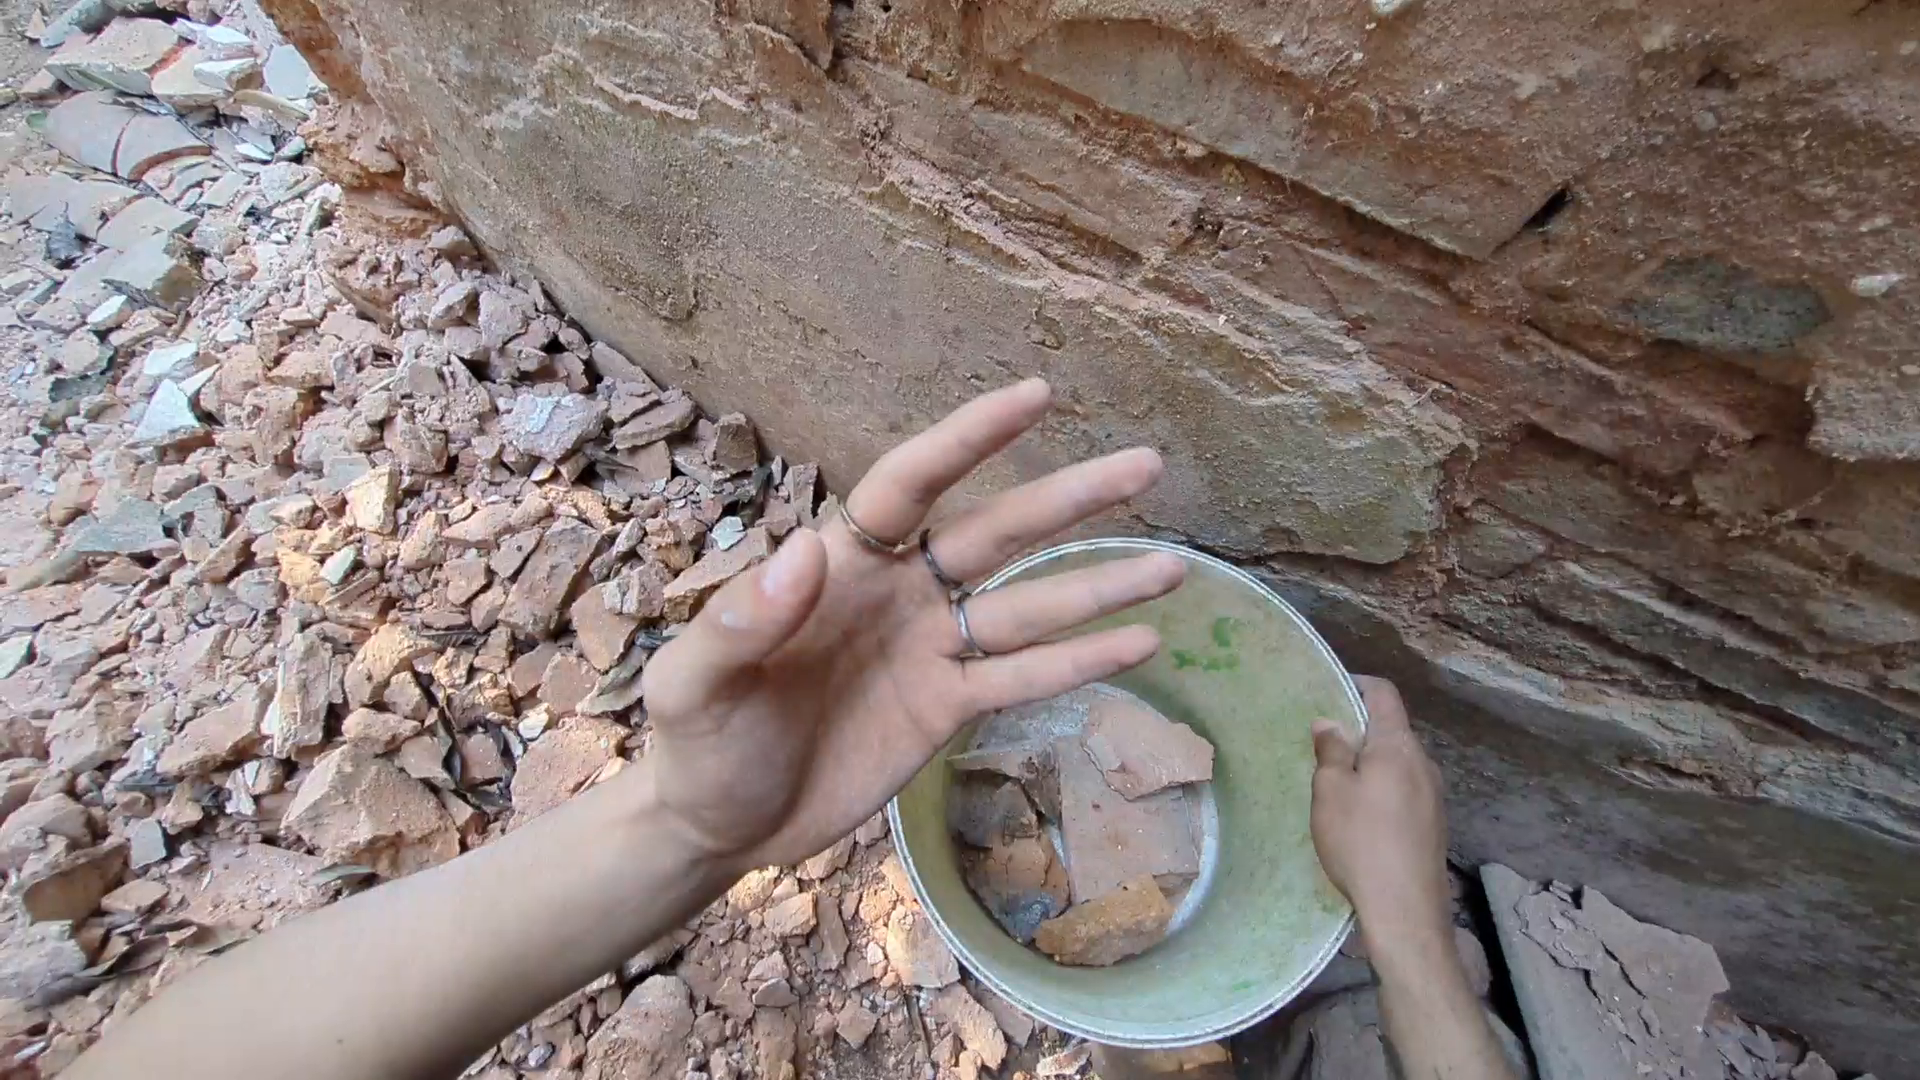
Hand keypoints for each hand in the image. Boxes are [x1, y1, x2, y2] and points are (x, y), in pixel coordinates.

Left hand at [638, 379, 1186, 870]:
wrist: (721, 823)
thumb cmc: (701, 742)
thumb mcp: (697, 683)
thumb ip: (742, 619)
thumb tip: (807, 549)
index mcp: (843, 562)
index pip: (913, 481)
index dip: (971, 438)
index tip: (1037, 396)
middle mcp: (901, 590)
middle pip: (998, 533)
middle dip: (1070, 499)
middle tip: (1145, 464)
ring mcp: (931, 648)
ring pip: (1029, 607)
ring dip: (1099, 587)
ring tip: (1172, 566)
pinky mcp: (948, 706)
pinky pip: (1023, 677)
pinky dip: (1079, 662)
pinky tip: (1139, 645)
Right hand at [1310, 676, 1452, 956]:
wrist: (1406, 913)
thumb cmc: (1360, 841)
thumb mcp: (1330, 790)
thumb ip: (1331, 749)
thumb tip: (1331, 722)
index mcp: (1398, 747)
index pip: (1383, 694)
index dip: (1355, 683)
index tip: (1325, 691)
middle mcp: (1423, 764)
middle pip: (1391, 727)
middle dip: (1357, 726)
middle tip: (1319, 740)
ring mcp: (1434, 795)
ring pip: (1397, 760)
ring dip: (1368, 759)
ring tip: (1334, 777)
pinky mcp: (1434, 823)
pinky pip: (1404, 786)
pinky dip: (1380, 784)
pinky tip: (1359, 811)